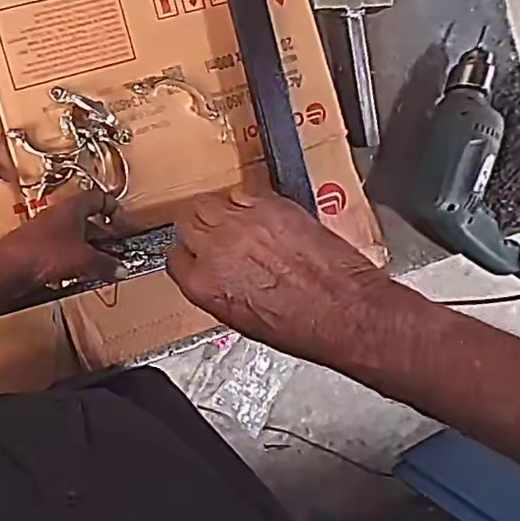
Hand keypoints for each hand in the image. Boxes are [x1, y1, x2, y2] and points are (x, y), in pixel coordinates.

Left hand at [0, 188, 121, 313]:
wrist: (4, 271)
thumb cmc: (43, 253)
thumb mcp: (83, 259)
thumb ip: (106, 263)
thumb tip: (122, 269)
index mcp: (71, 208)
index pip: (98, 198)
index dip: (114, 209)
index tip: (124, 226)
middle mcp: (57, 217)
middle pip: (88, 221)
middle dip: (104, 237)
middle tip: (117, 252)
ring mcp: (44, 234)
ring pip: (74, 239)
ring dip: (89, 253)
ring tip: (101, 268)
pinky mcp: (35, 251)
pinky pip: (60, 255)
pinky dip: (72, 264)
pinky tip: (76, 277)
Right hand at [166, 188, 401, 363]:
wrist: (345, 311)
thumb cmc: (301, 326)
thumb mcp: (239, 320)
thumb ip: (214, 289)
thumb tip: (211, 275)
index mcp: (203, 285)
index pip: (175, 257)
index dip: (186, 255)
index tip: (194, 254)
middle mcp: (216, 250)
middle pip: (186, 222)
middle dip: (197, 229)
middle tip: (211, 234)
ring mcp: (243, 224)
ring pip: (208, 202)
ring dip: (217, 212)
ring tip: (232, 222)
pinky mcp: (271, 206)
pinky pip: (243, 194)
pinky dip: (246, 203)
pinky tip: (258, 216)